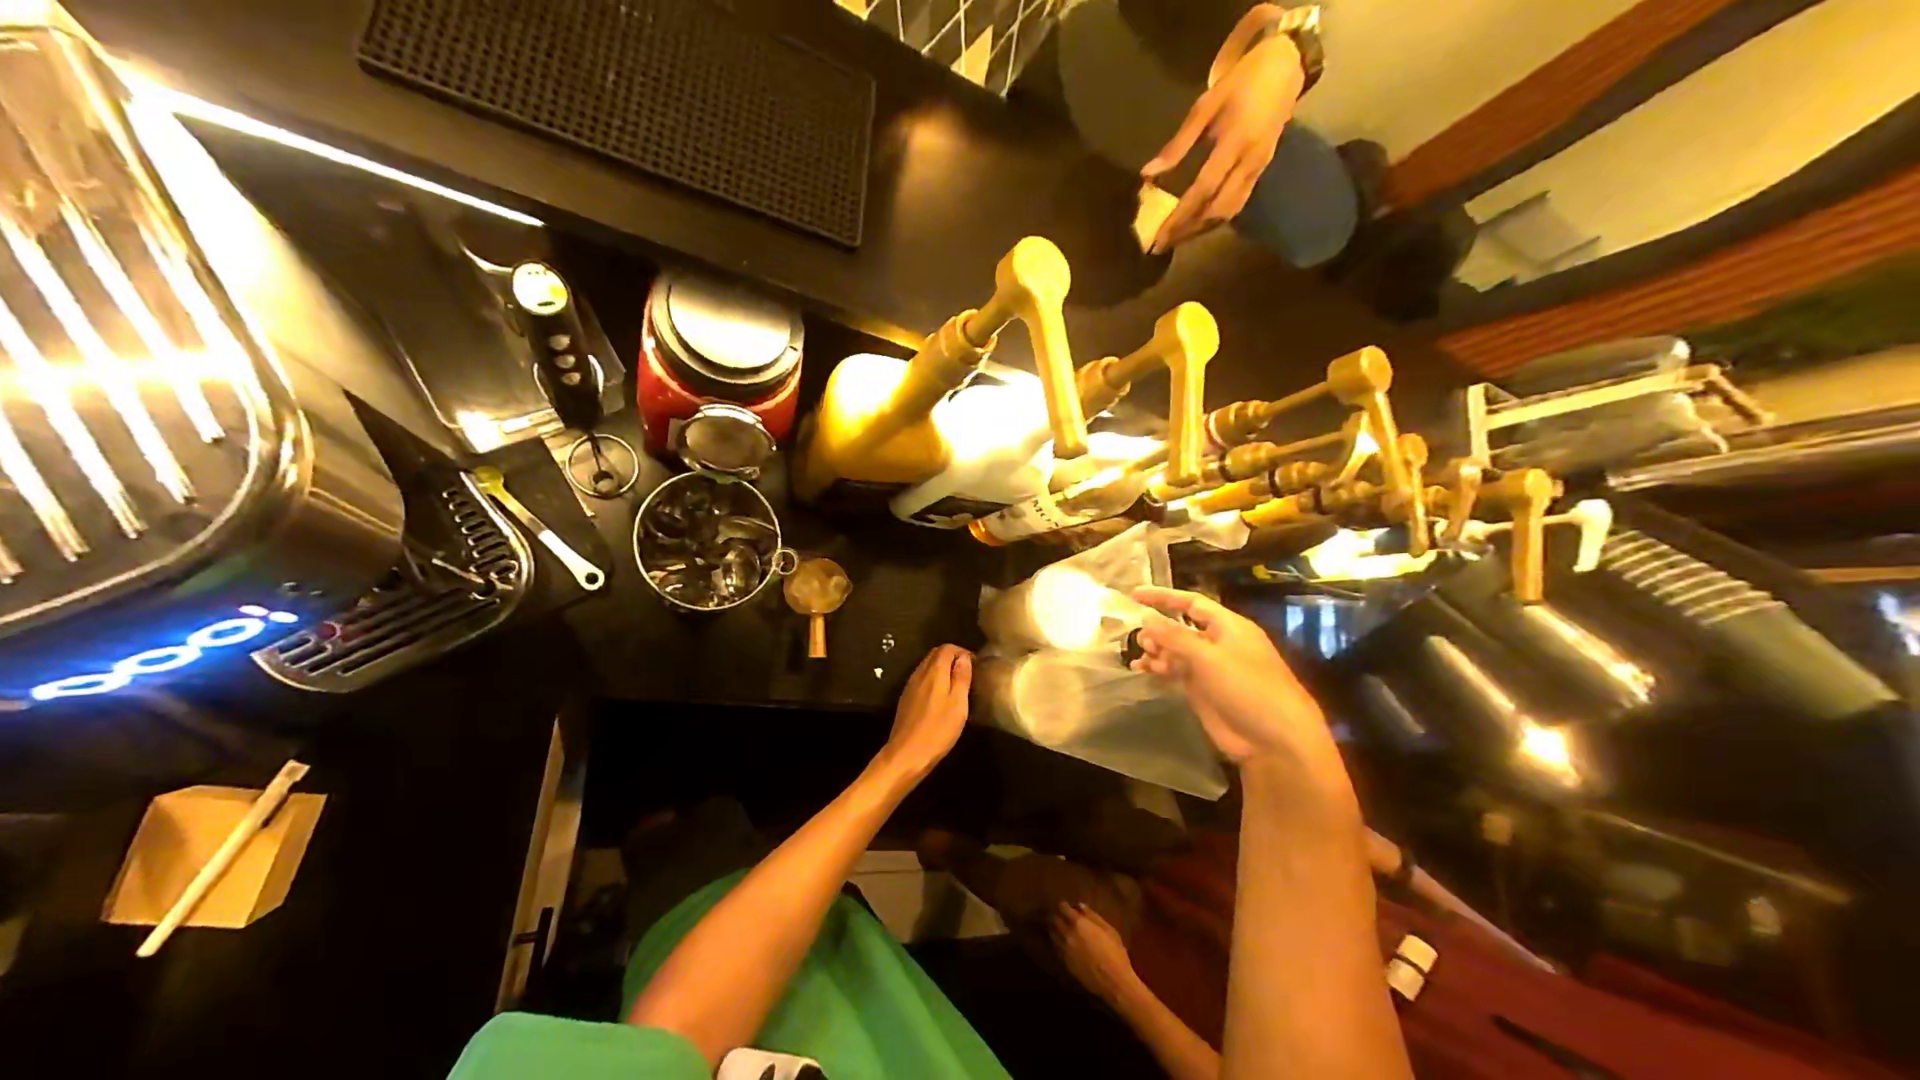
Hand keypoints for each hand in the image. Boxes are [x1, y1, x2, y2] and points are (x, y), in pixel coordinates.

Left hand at [873, 645, 972, 783]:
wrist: (907, 754)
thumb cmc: (938, 729)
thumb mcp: (958, 703)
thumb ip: (961, 677)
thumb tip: (963, 657)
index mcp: (933, 671)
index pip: (947, 648)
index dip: (962, 652)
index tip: (975, 665)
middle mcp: (919, 673)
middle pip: (935, 654)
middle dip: (952, 658)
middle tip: (968, 673)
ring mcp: (910, 686)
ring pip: (927, 667)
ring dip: (943, 669)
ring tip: (958, 685)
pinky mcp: (906, 698)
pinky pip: (922, 679)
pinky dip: (934, 680)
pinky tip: (942, 697)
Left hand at [1049, 903, 1139, 1007]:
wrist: (1114, 982)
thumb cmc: (1115, 953)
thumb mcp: (1108, 930)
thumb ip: (1092, 916)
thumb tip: (1079, 906)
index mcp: (1078, 923)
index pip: (1062, 908)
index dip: (1063, 905)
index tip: (1066, 906)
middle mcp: (1066, 934)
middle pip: (1053, 920)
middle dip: (1056, 916)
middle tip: (1062, 916)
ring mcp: (1063, 950)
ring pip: (1052, 934)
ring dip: (1055, 929)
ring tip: (1060, 929)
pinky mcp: (1064, 963)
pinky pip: (1056, 948)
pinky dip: (1057, 943)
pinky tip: (1064, 944)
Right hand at [1129, 587, 1331, 768]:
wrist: (1273, 738)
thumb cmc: (1247, 687)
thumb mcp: (1209, 657)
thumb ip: (1175, 636)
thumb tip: (1146, 616)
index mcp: (1228, 626)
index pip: (1192, 602)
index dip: (1163, 596)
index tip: (1134, 594)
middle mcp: (1219, 643)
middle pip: (1182, 627)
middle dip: (1158, 629)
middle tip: (1140, 640)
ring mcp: (1211, 668)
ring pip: (1176, 651)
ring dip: (1157, 651)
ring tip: (1142, 658)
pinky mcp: (1203, 690)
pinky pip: (1176, 672)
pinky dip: (1160, 669)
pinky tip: (1143, 670)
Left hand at [1142, 9, 1304, 254]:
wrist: (1287, 67)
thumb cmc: (1242, 81)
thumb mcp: (1205, 106)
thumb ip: (1178, 144)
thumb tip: (1148, 174)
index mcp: (1235, 143)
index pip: (1203, 190)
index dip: (1180, 216)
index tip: (1159, 234)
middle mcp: (1250, 163)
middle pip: (1217, 210)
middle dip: (1188, 231)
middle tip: (1161, 244)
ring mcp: (1259, 169)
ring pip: (1228, 212)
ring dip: (1201, 229)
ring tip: (1176, 239)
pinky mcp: (1261, 171)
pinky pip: (1237, 203)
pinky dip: (1215, 218)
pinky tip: (1197, 223)